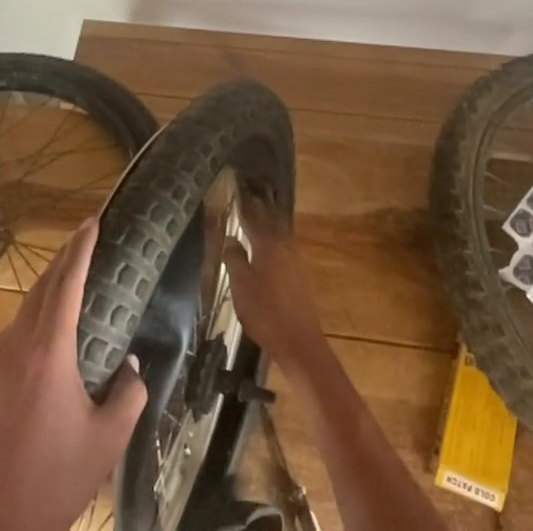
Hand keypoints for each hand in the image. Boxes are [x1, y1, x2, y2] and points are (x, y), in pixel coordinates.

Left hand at [0, 220, 147, 530]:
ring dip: (41, 315)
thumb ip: (130, 393)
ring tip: (64, 322)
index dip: (80, 249)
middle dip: (61, 266)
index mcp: (47, 353)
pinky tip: (31, 387)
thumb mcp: (109, 439)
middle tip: (81, 247)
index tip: (91, 222)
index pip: (66, 284)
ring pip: (16, 329)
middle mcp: (8, 351)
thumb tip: (131, 367)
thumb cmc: (56, 481)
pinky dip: (19, 356)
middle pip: (38, 294)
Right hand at [222, 201, 330, 371]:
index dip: (245, 205)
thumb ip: (235, 259)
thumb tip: (231, 238)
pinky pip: (285, 248)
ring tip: (256, 217)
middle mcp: (286, 247)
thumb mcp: (241, 286)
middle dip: (260, 208)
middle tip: (248, 196)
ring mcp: (296, 261)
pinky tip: (269, 247)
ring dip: (269, 223)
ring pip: (280, 234)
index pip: (254, 218)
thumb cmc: (265, 313)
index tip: (238, 190)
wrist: (299, 342)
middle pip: (271, 221)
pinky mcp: (301, 276)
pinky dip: (275, 241)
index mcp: (269, 245)